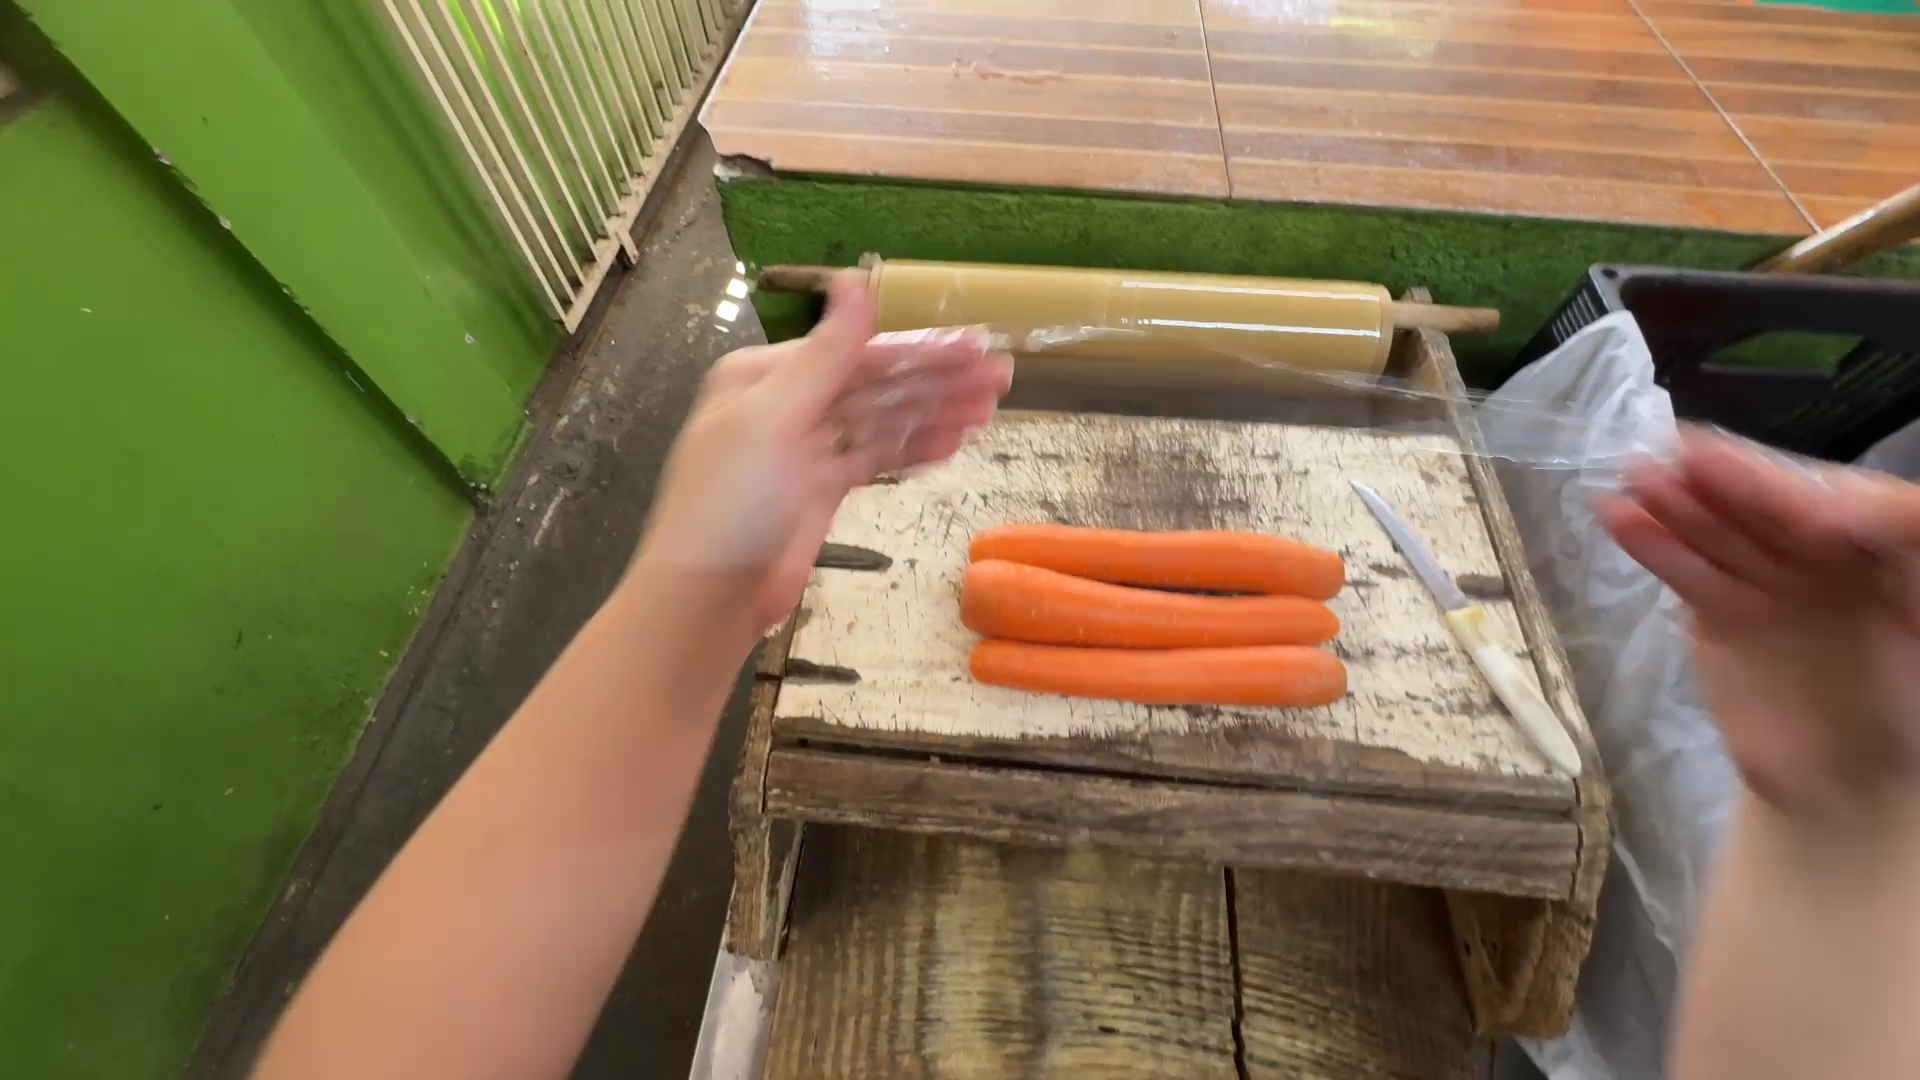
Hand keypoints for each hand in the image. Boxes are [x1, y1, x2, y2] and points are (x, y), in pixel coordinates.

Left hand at [636, 273, 1012, 630]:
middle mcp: (790, 404)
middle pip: (876, 386)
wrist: (710, 594)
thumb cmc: (732, 502)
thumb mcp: (774, 420)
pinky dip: (912, 451)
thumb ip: (824, 355)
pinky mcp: (823, 488)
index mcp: (769, 376)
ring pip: (882, 422)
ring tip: (988, 411)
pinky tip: (952, 443)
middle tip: (998, 377)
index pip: (858, 355)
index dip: (920, 352)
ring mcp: (809, 449)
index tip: (975, 348)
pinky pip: (876, 459)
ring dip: (934, 415)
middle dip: (937, 382)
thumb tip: (857, 281)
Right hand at [1598, 429, 1919, 816]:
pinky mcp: (1717, 610)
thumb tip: (1831, 518)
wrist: (1847, 789)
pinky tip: (1619, 519)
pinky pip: (1685, 570)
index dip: (1824, 501)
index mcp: (1905, 563)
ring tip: (1635, 475)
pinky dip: (1651, 545)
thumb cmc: (1909, 716)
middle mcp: (1840, 561)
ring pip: (1725, 535)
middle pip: (1784, 513)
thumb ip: (1902, 563)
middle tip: (1684, 453)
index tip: (1801, 513)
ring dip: (1679, 505)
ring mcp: (1774, 584)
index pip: (1868, 512)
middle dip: (1736, 485)